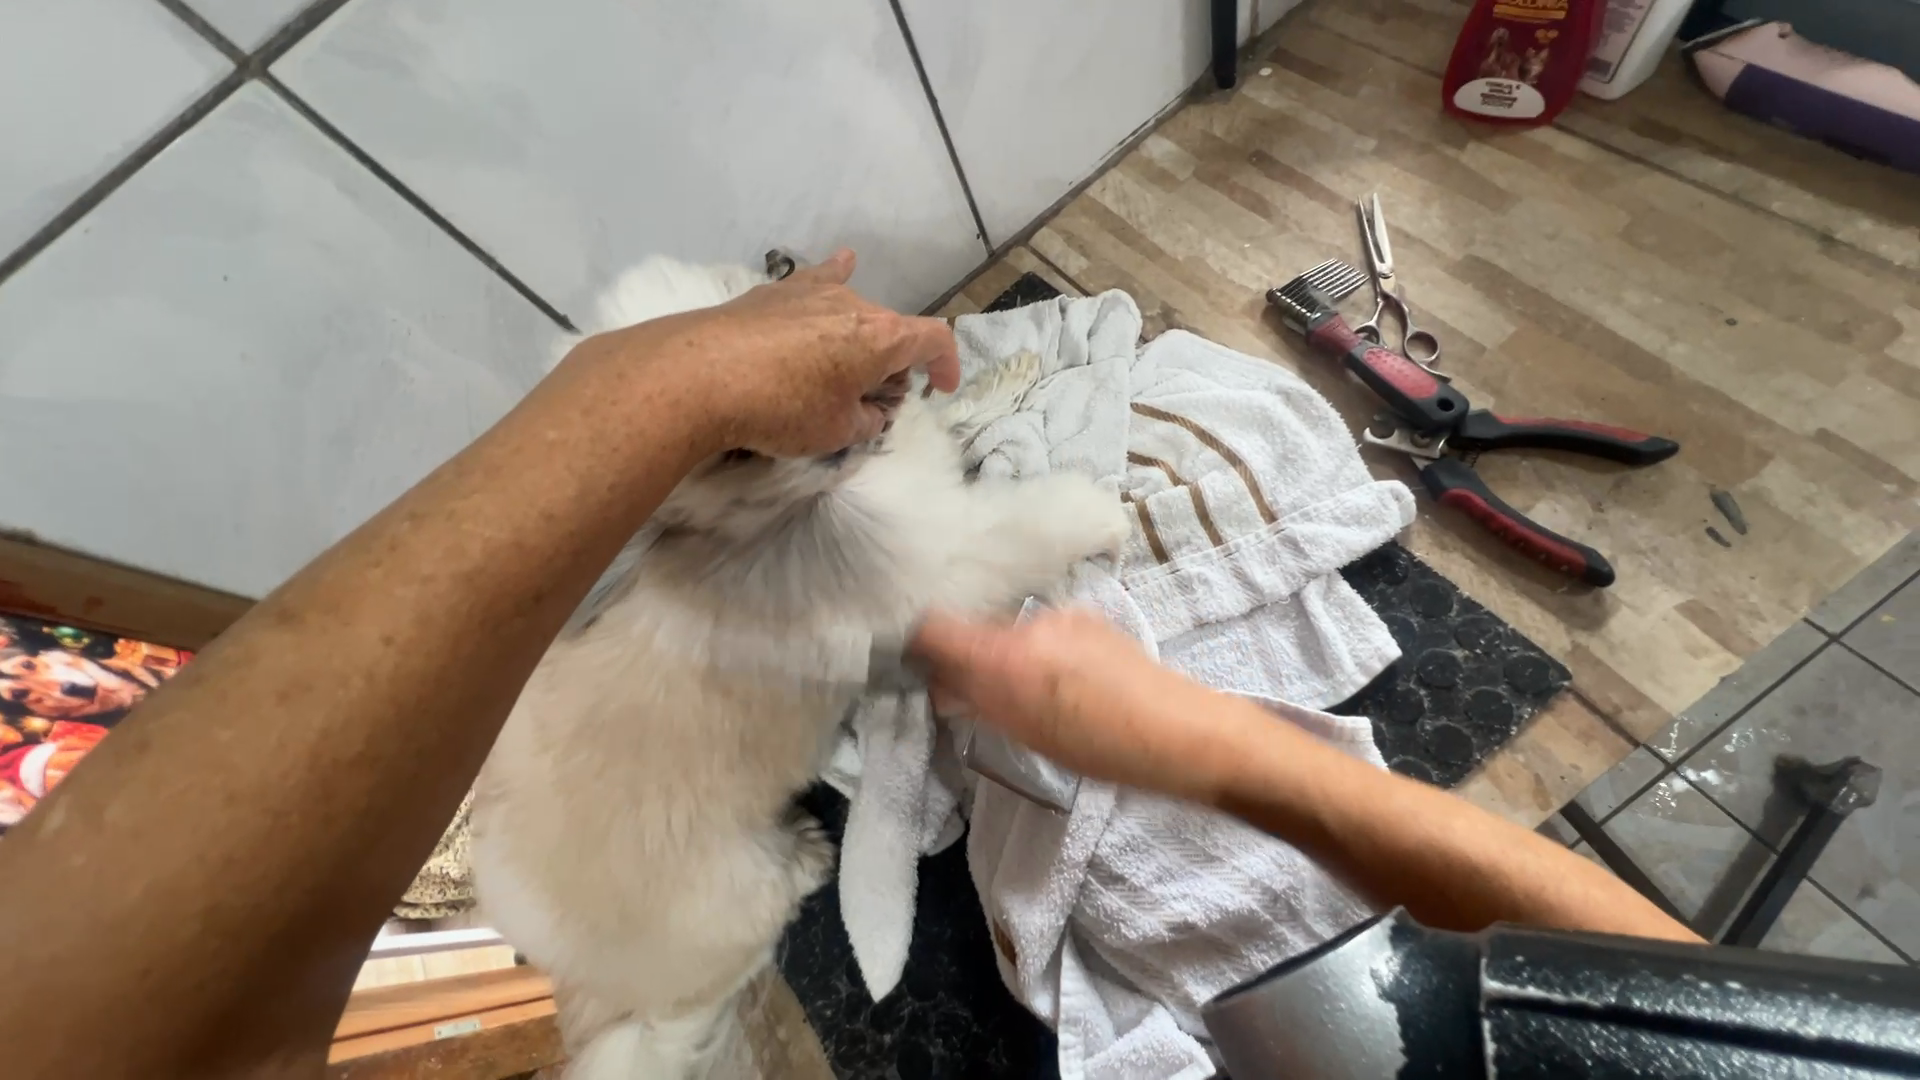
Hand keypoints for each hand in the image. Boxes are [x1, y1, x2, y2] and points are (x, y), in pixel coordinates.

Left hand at [565, 249, 960, 457]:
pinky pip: (818, 282)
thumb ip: (867, 419)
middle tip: (872, 404)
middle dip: (895, 367)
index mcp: (881, 337)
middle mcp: (854, 303)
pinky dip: (835, 280)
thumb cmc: (781, 409)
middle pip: (892, 330)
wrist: (696, 377)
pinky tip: (842, 264)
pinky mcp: (775, 293)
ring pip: (856, 312)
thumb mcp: (837, 432)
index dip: (947, 366)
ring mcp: (812, 292)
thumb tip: (869, 409)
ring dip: (862, 341)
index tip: (940, 390)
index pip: (935, 339)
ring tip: (845, 370)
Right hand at [910, 609, 1264, 801]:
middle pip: (972, 628)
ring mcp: (1063, 615)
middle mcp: (1030, 623)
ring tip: (1031, 695)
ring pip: (1008, 631)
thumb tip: (941, 683)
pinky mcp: (1088, 617)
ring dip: (1005, 657)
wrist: (1187, 733)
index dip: (917, 640)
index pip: (935, 627)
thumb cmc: (1106, 750)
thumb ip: (980, 702)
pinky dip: (1035, 650)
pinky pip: (1040, 629)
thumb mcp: (1031, 737)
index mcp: (1010, 657)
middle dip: (966, 658)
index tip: (914, 663)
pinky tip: (1062, 681)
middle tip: (975, 696)